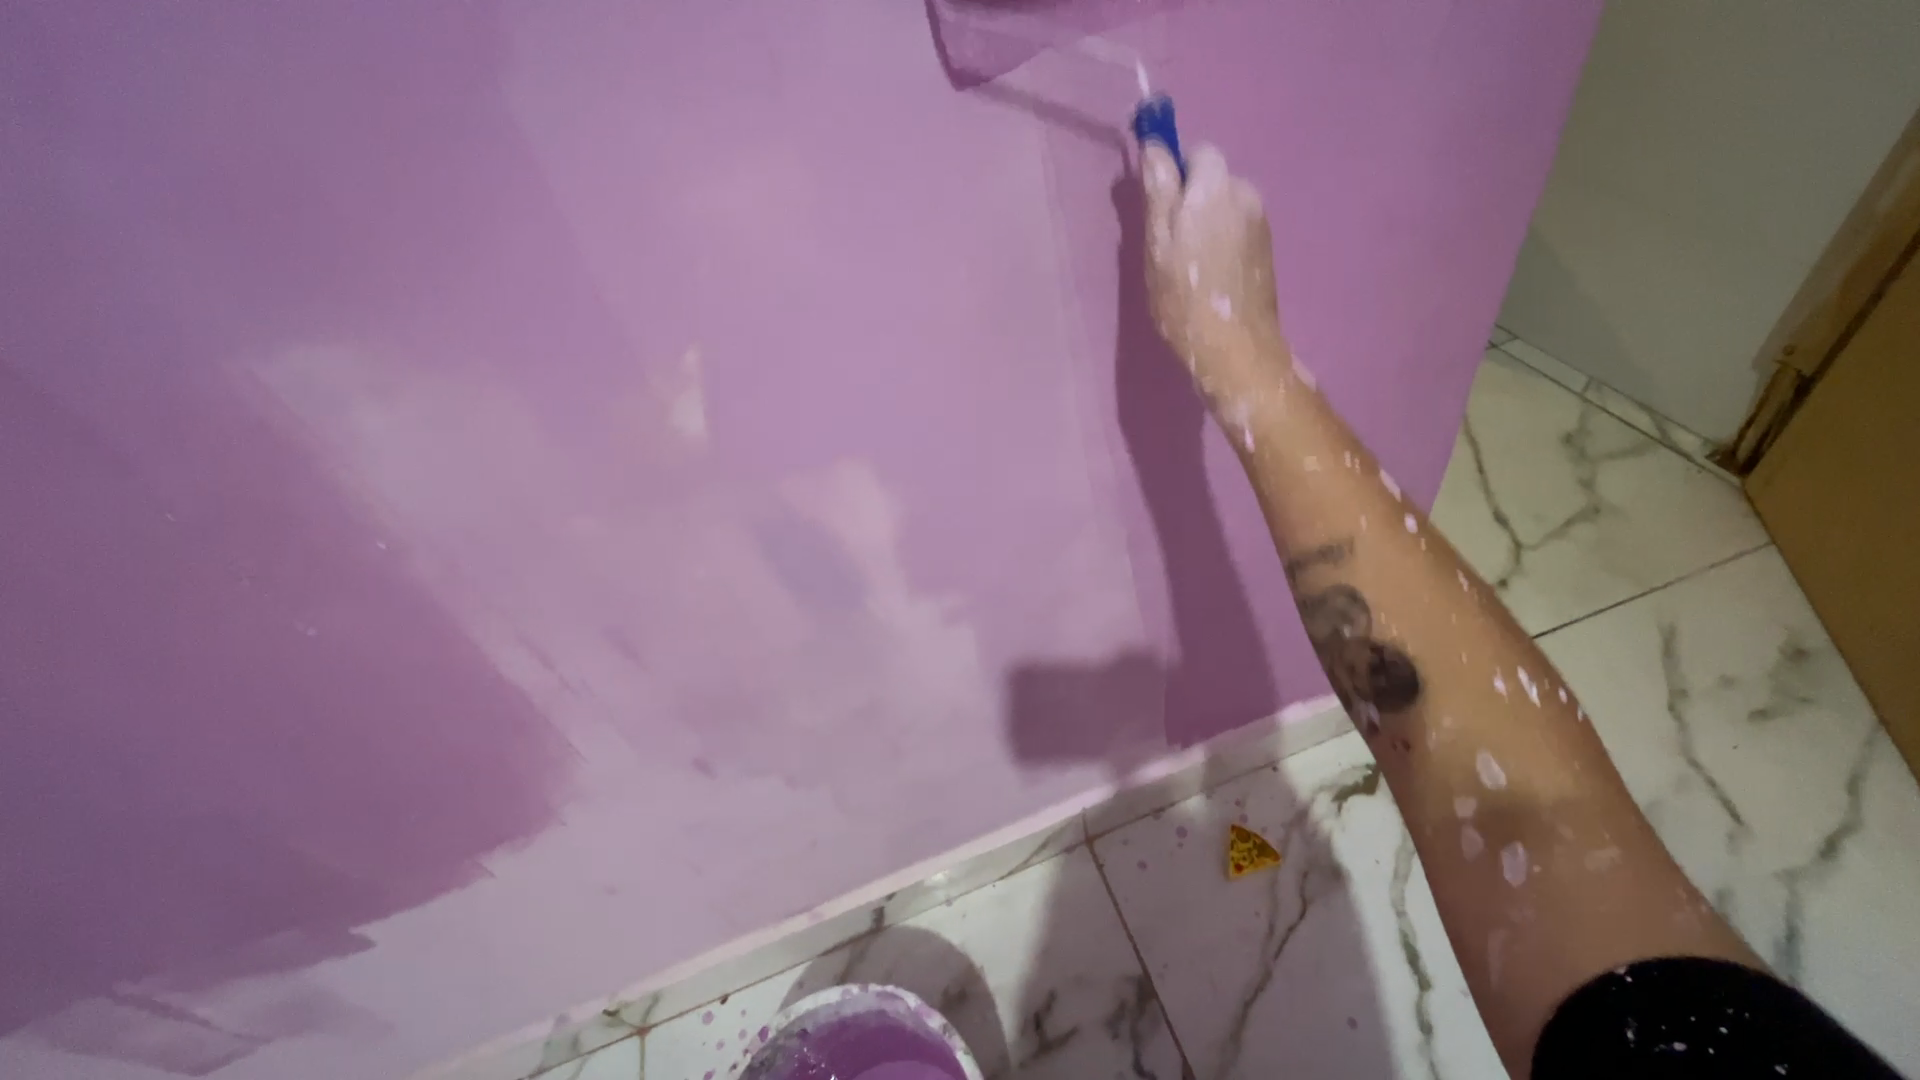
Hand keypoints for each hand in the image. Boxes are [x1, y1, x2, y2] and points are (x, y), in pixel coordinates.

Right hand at [1141, 142, 1283, 401]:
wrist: (1235, 348)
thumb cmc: (1185, 297)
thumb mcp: (1157, 243)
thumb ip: (1158, 189)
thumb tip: (1154, 144)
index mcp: (1216, 186)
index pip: (1198, 151)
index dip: (1176, 171)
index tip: (1158, 205)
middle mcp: (1245, 193)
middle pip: (1213, 179)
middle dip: (1191, 200)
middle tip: (1168, 244)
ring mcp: (1261, 222)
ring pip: (1226, 206)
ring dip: (1207, 223)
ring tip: (1189, 265)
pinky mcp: (1266, 250)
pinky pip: (1238, 229)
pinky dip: (1222, 242)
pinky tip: (1211, 276)